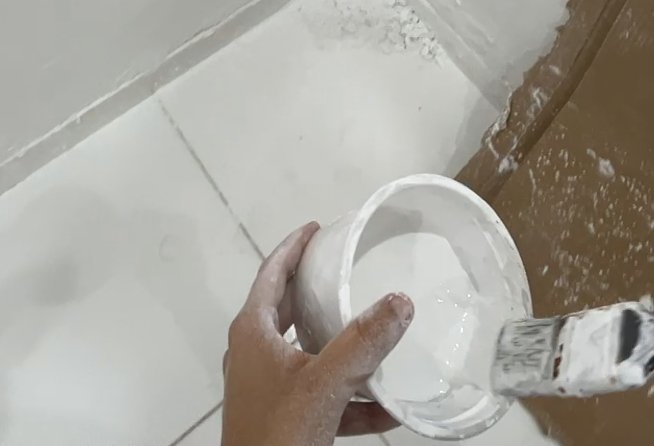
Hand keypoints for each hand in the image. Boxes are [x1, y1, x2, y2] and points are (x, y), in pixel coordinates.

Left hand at [222, 222, 412, 445]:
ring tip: (373, 331)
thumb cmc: (278, 434)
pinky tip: (385, 408)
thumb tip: (401, 301)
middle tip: (345, 267)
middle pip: (286, 306)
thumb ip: (363, 342)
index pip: (272, 271)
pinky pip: (318, 395)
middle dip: (315, 288)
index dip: (293, 247)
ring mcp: (265, 386)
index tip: (316, 227)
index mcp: (253, 330)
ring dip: (339, 345)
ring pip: (306, 352)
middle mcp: (254, 351)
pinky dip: (348, 396)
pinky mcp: (281, 417)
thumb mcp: (324, 383)